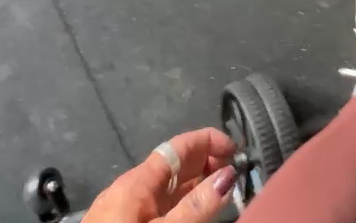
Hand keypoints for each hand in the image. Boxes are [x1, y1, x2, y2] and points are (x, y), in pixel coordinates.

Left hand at [84, 128, 238, 222]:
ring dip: (192, 187)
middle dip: (205, 164)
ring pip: (162, 189)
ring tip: (218, 196)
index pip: (179, 146)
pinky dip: (175, 206)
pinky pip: (152, 208)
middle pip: (172, 165)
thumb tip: (229, 174)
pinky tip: (187, 218)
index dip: (209, 141)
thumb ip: (196, 206)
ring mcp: (118, 212)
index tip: (237, 151)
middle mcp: (126, 189)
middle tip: (234, 175)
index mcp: (136, 182)